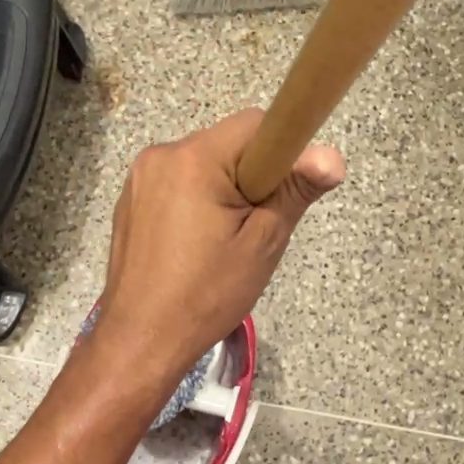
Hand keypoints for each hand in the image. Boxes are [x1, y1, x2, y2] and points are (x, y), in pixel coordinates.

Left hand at [91, 108, 345, 380]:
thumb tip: (333, 157)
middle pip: (226, 145)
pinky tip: (194, 248)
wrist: (141, 340)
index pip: (255, 124)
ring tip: (223, 244)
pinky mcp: (129, 203)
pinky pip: (176, 186)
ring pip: (202, 167)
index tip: (283, 193)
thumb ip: (295, 191)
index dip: (281, 152)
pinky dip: (194, 205)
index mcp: (193, 158)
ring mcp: (139, 180)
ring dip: (222, 192)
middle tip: (253, 229)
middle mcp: (159, 155)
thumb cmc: (206, 294)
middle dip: (250, 178)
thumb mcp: (262, 244)